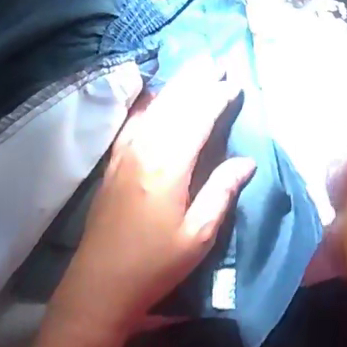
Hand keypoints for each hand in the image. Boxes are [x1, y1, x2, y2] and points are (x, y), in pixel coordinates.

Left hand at [55, 65, 256, 334]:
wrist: (98, 284)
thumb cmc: (154, 264)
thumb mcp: (197, 235)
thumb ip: (221, 192)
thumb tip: (247, 161)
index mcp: (169, 165)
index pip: (198, 118)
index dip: (217, 98)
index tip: (235, 83)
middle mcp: (146, 148)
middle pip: (176, 104)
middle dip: (198, 81)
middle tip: (219, 62)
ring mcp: (126, 151)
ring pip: (156, 106)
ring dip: (178, 85)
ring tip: (196, 68)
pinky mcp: (115, 159)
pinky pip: (135, 119)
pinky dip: (151, 101)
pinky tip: (157, 93)